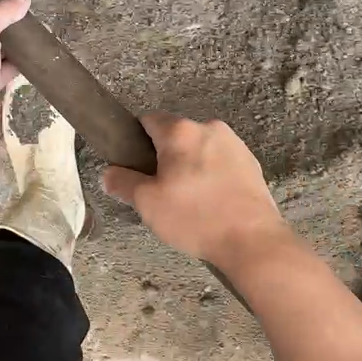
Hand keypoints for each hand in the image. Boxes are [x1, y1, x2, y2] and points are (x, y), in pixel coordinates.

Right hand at [101, 114, 292, 270]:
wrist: (252, 240)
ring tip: (188, 202)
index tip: (135, 167)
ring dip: (189, 167)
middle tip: (160, 191)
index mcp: (181, 131)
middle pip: (176, 136)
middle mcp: (210, 128)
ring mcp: (234, 144)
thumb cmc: (196, 218)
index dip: (136, 141)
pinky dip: (211, 177)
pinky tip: (211, 203)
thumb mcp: (147, 203)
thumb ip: (122, 182)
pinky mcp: (251, 163)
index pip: (148, 120)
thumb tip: (109, 173)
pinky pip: (221, 163)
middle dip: (164, 158)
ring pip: (200, 150)